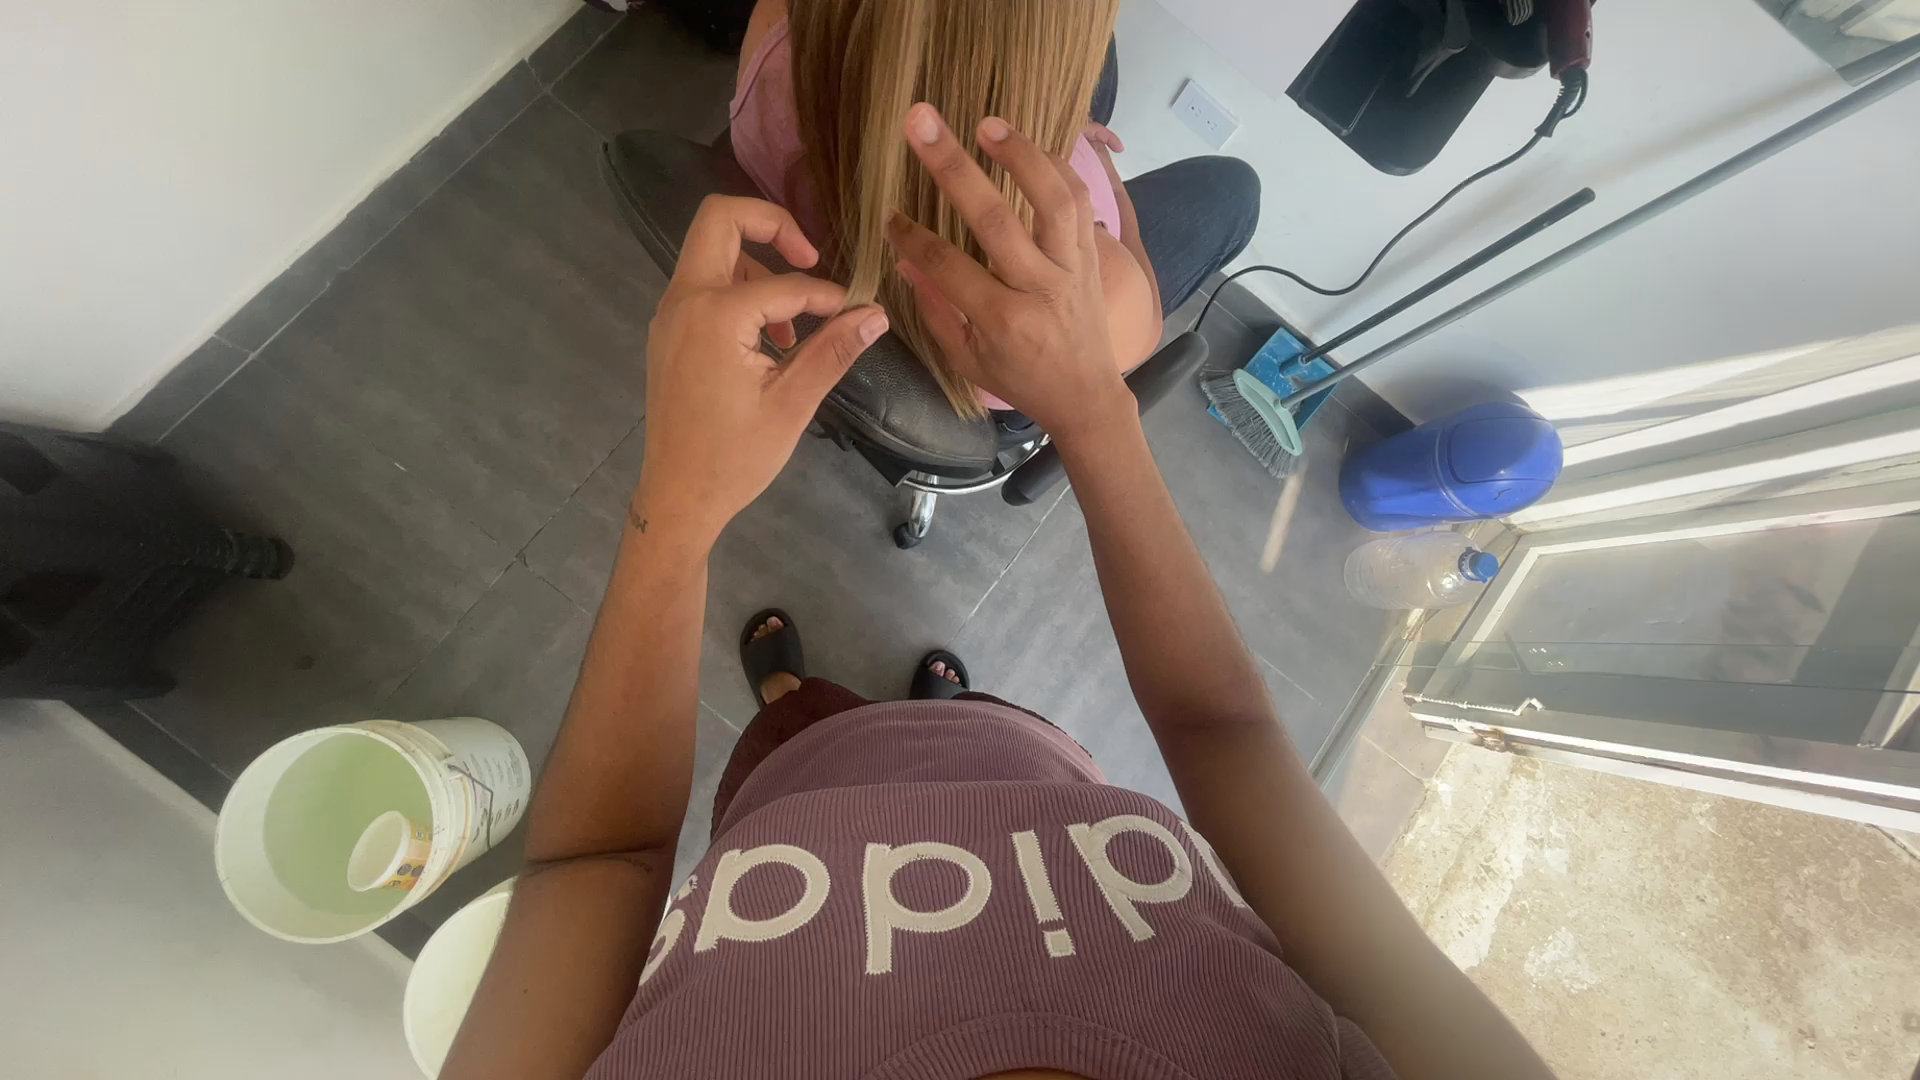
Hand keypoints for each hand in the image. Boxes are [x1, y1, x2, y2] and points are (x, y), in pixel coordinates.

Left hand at [636, 195, 887, 544]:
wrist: (678, 496)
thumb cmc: (735, 457)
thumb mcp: (793, 404)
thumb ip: (833, 351)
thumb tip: (875, 314)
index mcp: (714, 315)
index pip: (784, 284)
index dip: (825, 295)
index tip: (853, 314)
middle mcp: (682, 301)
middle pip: (720, 221)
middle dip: (771, 226)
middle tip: (810, 258)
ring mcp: (669, 316)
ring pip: (710, 254)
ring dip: (756, 268)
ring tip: (793, 326)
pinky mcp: (668, 334)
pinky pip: (703, 288)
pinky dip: (738, 294)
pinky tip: (767, 343)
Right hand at [886, 104, 1132, 445]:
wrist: (1086, 395)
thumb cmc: (1021, 381)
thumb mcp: (969, 361)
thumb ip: (936, 313)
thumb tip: (905, 262)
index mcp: (1003, 322)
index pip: (948, 267)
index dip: (912, 238)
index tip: (889, 215)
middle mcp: (1040, 290)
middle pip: (996, 220)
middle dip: (952, 168)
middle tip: (919, 121)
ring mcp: (1071, 269)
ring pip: (1052, 201)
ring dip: (1020, 154)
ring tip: (986, 123)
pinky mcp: (1091, 257)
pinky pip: (1079, 203)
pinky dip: (1057, 168)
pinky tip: (1028, 147)